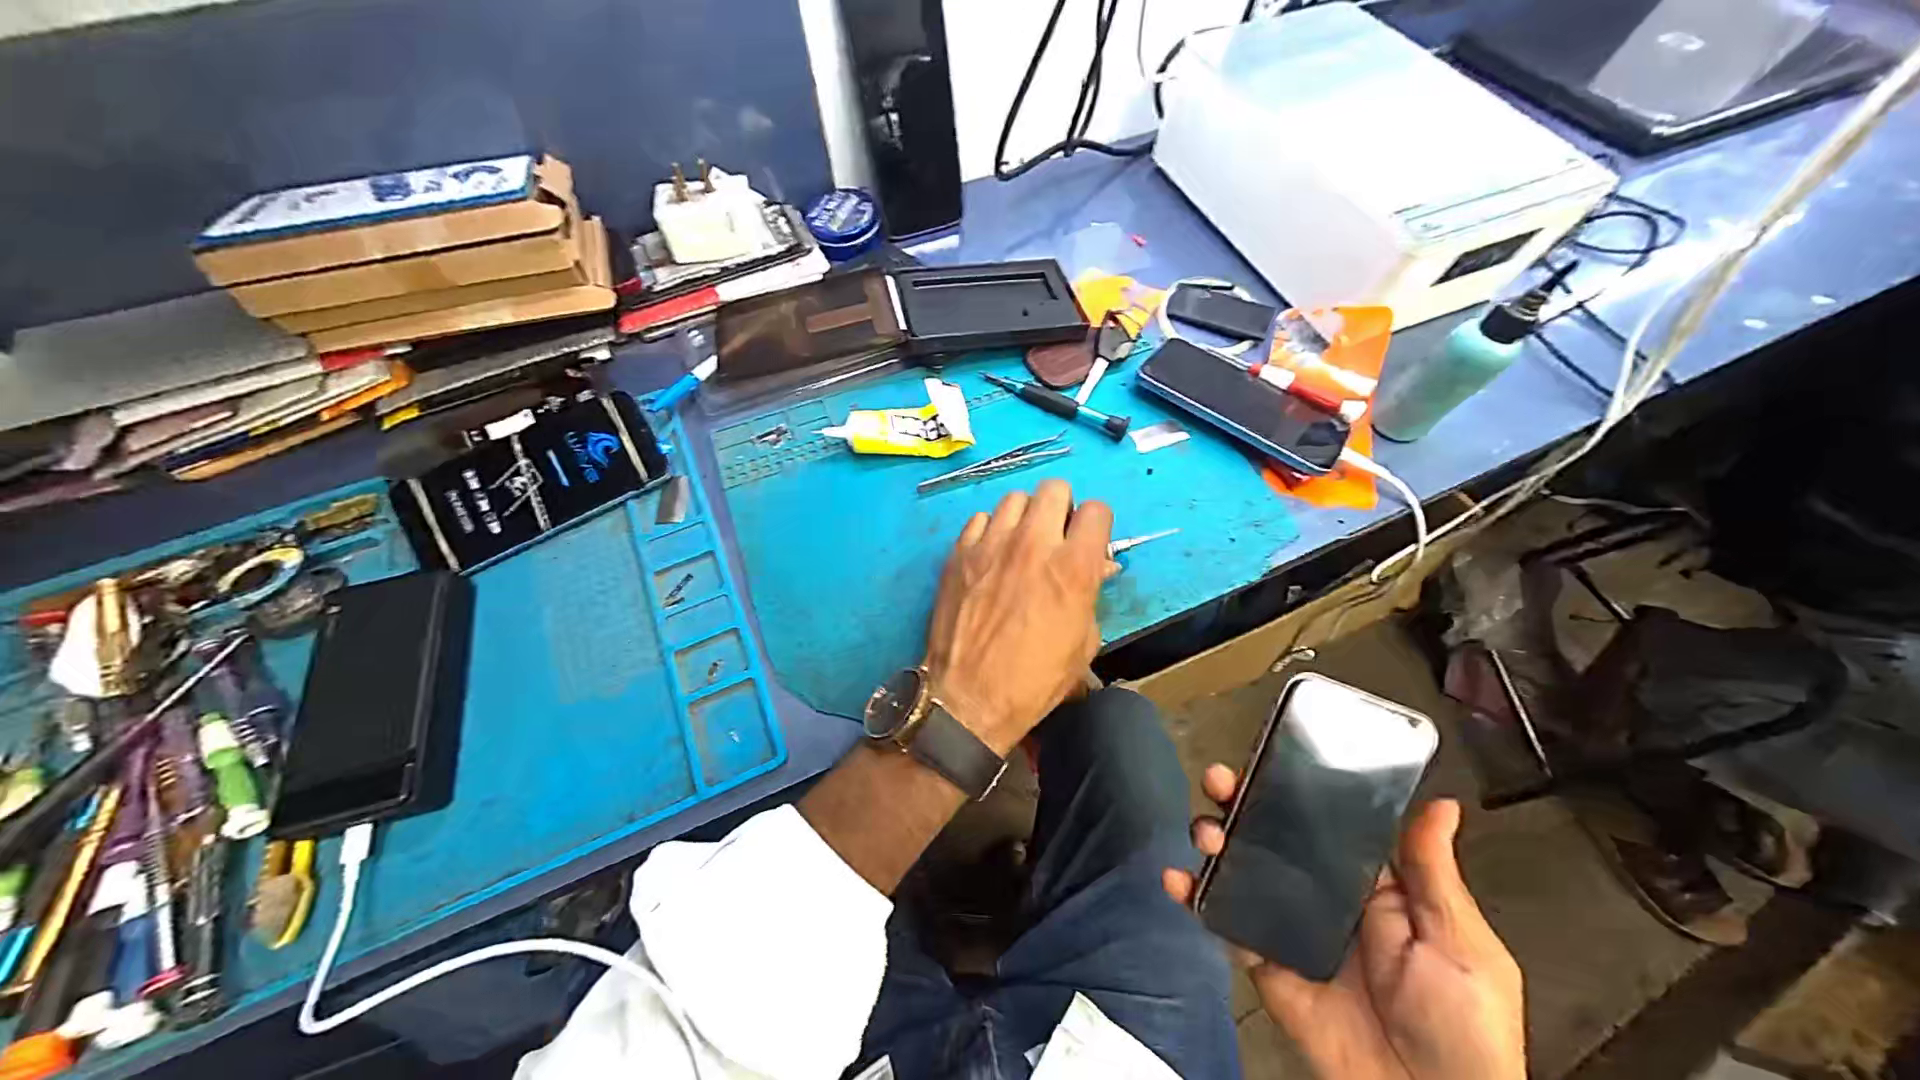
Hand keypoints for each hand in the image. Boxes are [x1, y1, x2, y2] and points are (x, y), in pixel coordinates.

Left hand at [923, 479, 1113, 755]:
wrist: (970, 697)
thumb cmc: (1035, 679)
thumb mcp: (1083, 643)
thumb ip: (1091, 594)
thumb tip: (1096, 567)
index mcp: (1073, 567)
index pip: (1097, 510)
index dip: (1097, 524)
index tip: (1089, 541)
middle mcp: (1033, 543)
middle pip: (1054, 488)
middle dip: (1062, 507)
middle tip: (1056, 534)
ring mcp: (991, 544)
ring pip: (1014, 498)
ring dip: (1025, 515)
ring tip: (1020, 542)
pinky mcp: (959, 553)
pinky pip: (979, 519)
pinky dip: (990, 530)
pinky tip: (990, 554)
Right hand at [1163, 766, 1525, 1079]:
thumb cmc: (1463, 1025)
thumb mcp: (1462, 944)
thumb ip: (1435, 874)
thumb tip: (1444, 804)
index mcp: (1369, 884)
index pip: (1323, 823)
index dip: (1293, 788)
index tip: (1267, 758)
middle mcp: (1322, 895)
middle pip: (1271, 836)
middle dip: (1240, 802)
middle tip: (1220, 780)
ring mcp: (1287, 926)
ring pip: (1240, 869)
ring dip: (1214, 841)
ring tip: (1205, 832)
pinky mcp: (1262, 960)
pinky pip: (1223, 923)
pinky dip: (1195, 898)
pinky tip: (1177, 879)